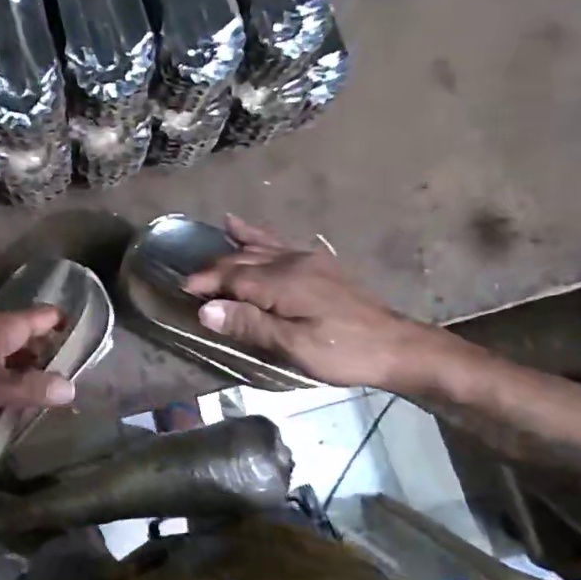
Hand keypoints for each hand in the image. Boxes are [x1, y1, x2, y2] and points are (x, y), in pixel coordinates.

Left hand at [0, 307, 75, 438]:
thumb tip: (72, 388)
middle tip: (72, 382)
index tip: (89, 350)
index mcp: (1, 325)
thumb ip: (34, 388)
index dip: (69, 328)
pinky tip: (10, 400)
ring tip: (47, 396)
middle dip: (50, 356)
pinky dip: (5, 377)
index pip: (46, 315)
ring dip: (27, 370)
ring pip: (9, 351)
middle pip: (30, 334)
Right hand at [182, 216, 475, 393]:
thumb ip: (250, 325)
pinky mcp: (318, 264)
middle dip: (213, 268)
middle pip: (242, 259)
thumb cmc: (344, 352)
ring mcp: (306, 260)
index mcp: (283, 283)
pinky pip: (278, 243)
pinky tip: (243, 227)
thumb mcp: (295, 347)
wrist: (398, 346)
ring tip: (210, 241)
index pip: (232, 276)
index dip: (205, 282)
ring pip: (259, 248)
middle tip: (191, 282)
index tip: (182, 291)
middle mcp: (291, 262)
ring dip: (232, 248)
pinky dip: (257, 235)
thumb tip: (206, 310)